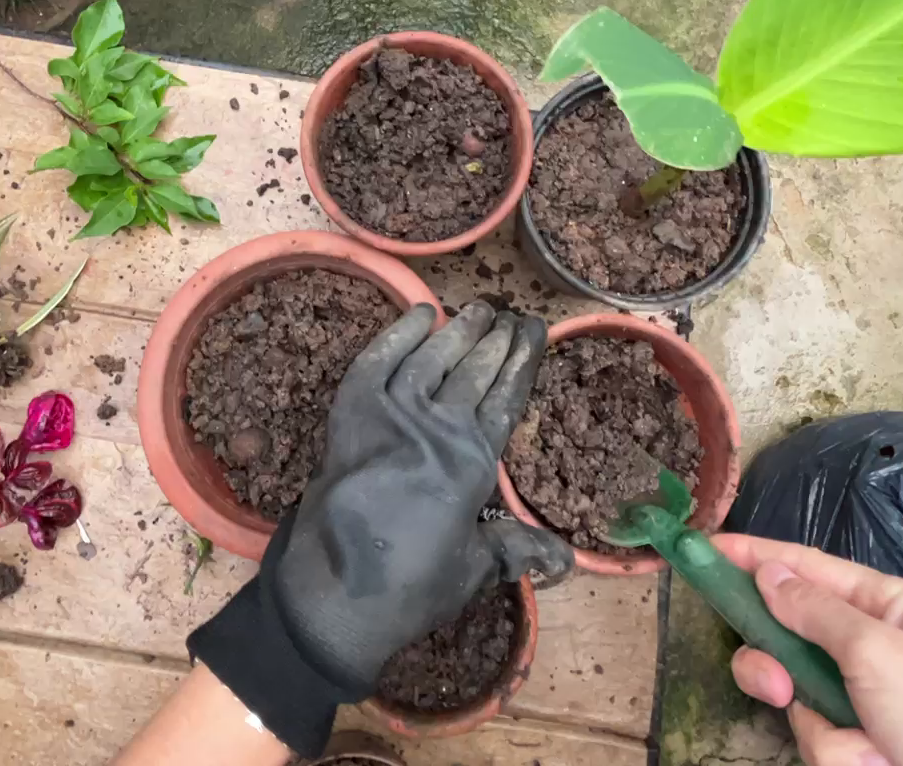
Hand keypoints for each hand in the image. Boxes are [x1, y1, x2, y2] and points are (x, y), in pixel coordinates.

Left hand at [267, 301, 573, 689]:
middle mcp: (439, 427)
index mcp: (474, 461)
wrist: (333, 593)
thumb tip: (569, 559)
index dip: (523, 362)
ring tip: (479, 309)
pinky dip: (399, 333)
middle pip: (475, 370)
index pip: (507, 397)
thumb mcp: (472, 569)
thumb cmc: (409, 585)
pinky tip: (422, 313)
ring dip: (459, 330)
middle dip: (496, 340)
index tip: (535, 331)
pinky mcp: (352, 409)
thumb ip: (517, 548)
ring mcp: (393, 413)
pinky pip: (379, 359)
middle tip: (511, 315)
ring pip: (434, 357)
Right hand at [716, 534, 902, 765]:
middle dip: (775, 658)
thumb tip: (767, 569)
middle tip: (774, 682)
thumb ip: (813, 609)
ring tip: (858, 750)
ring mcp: (867, 702)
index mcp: (888, 608)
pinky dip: (842, 756)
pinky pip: (820, 738)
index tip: (706, 549)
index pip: (807, 568)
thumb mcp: (881, 654)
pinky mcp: (864, 748)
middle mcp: (872, 649)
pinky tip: (875, 765)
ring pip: (796, 691)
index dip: (755, 555)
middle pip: (789, 630)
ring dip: (817, 721)